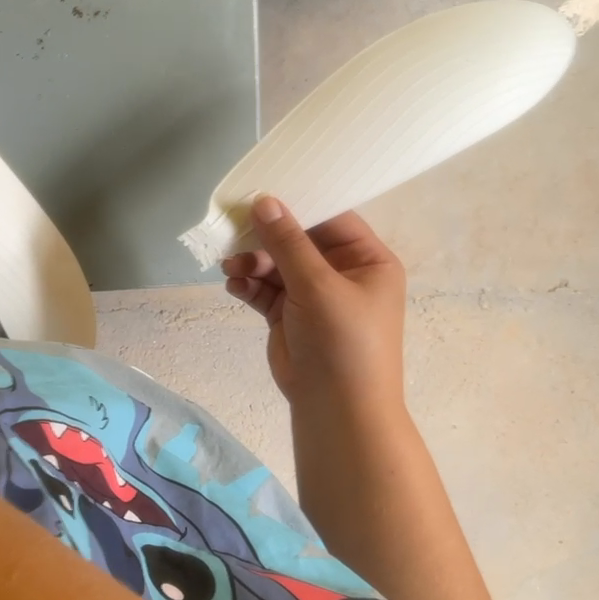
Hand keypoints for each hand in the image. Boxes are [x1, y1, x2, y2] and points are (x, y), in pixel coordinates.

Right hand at [221, 197, 406, 414]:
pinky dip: (247, 285)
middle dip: (265, 239)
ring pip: (275, 265)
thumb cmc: (343, 340)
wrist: (336, 405)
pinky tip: (234, 286)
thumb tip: (263, 201)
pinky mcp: (287, 315)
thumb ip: (287, 242)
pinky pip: (263, 289)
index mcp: (366, 260)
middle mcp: (340, 273)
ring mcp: (312, 295)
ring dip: (251, 263)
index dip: (298, 206)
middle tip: (234, 235)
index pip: (331, 219)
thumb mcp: (317, 285)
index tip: (260, 194)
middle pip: (296, 240)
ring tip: (232, 269)